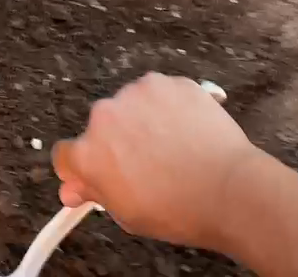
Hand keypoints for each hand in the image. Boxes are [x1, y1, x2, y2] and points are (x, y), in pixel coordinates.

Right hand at [52, 73, 263, 250]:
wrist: (231, 190)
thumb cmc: (182, 210)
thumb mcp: (130, 215)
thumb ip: (95, 193)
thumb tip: (72, 188)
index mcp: (89, 152)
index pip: (65, 155)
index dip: (82, 167)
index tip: (100, 174)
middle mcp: (103, 114)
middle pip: (101, 126)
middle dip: (117, 140)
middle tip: (148, 164)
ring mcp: (134, 92)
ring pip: (130, 105)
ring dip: (142, 119)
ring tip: (174, 147)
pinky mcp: (164, 81)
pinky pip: (159, 92)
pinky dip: (169, 106)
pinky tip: (188, 130)